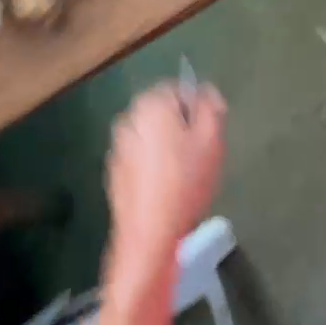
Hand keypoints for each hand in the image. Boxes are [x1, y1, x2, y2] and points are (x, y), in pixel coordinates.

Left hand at [105, 82, 226, 262]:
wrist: (148, 234)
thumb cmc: (184, 182)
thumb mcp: (212, 140)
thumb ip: (211, 107)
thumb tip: (207, 93)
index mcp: (151, 103)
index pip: (179, 91)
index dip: (199, 110)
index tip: (210, 134)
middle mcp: (129, 118)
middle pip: (164, 114)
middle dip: (183, 129)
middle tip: (201, 155)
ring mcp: (118, 146)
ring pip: (152, 137)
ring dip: (167, 148)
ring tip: (185, 175)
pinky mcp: (114, 172)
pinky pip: (140, 159)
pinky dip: (153, 166)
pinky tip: (166, 189)